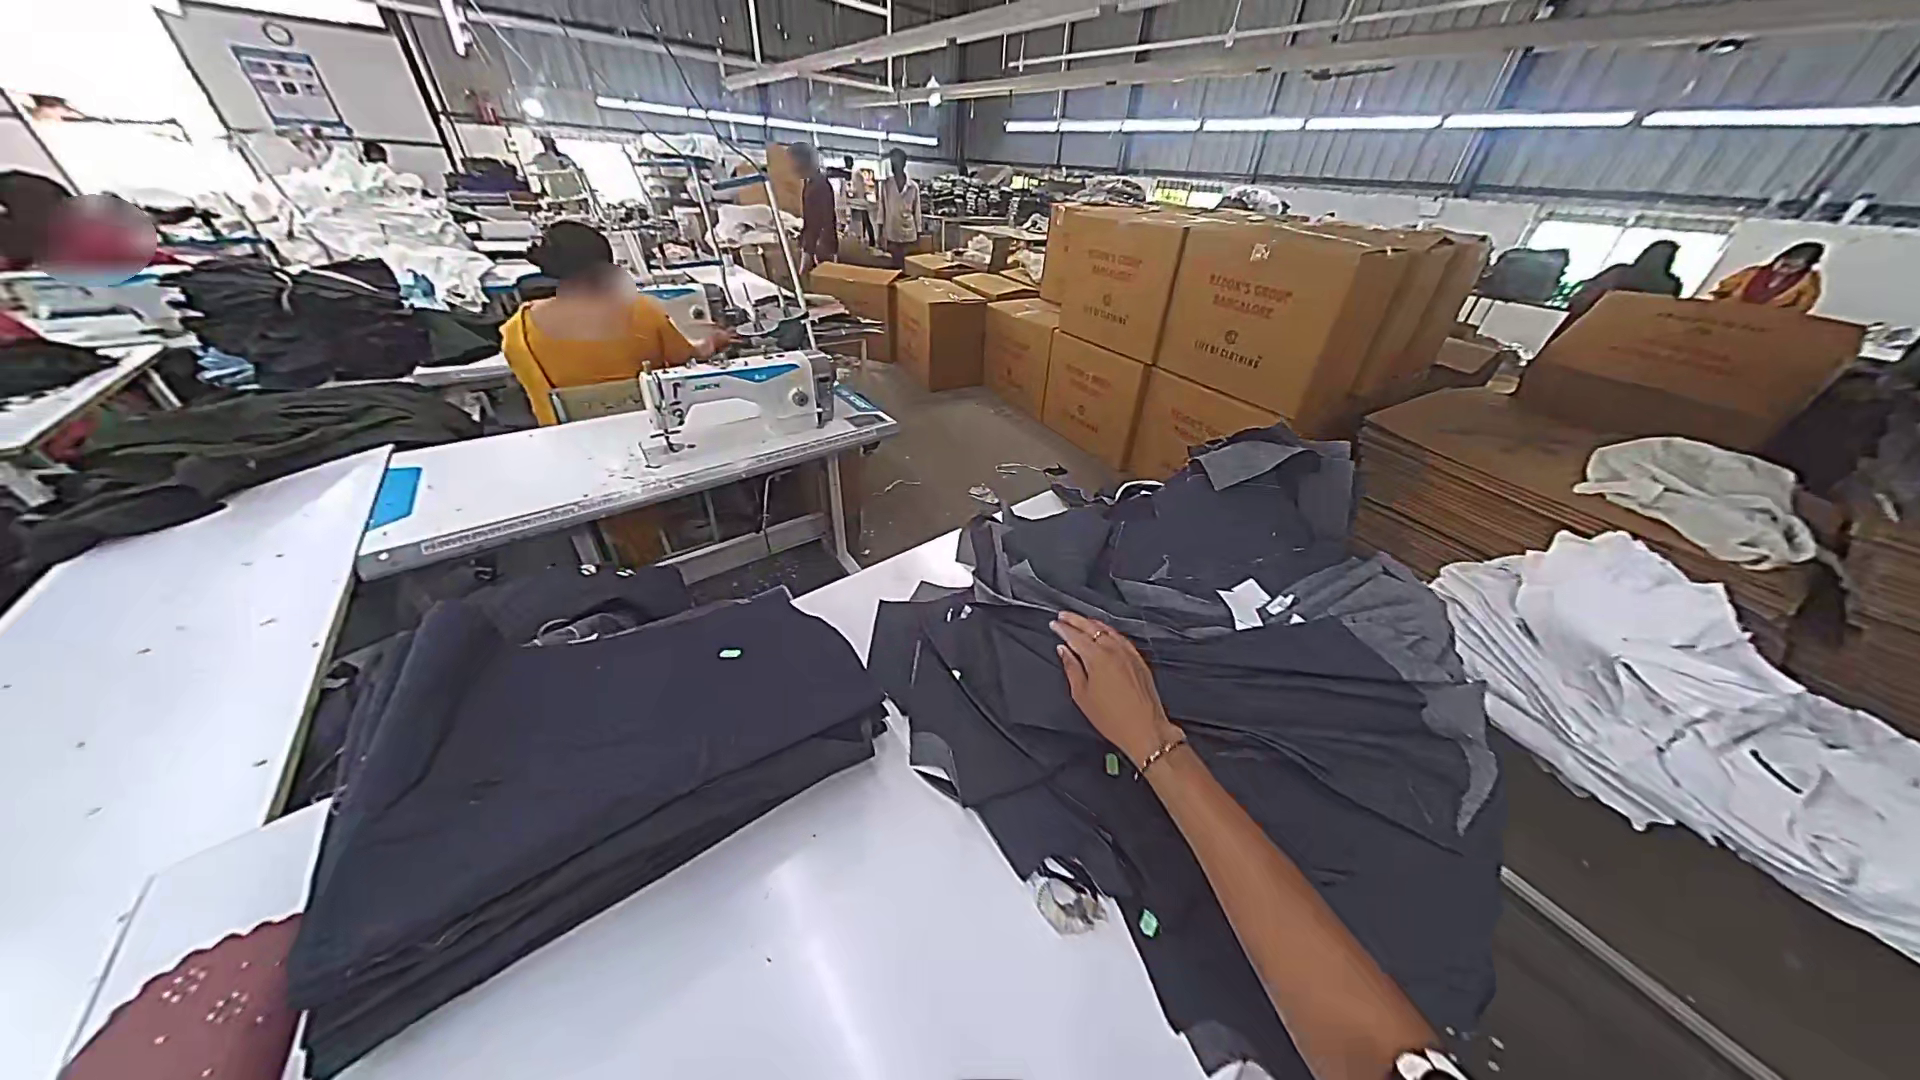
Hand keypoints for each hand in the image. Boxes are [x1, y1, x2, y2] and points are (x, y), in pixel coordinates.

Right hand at [1051, 611, 1183, 767]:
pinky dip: (1109, 631)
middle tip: (1063, 616)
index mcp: (1097, 658)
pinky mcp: (1138, 660)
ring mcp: (1128, 653)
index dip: (1062, 628)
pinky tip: (1105, 632)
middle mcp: (1114, 650)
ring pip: (1107, 630)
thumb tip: (1064, 651)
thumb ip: (1071, 668)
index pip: (1075, 636)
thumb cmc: (1113, 718)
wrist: (1144, 729)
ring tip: (1081, 621)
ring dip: (1092, 623)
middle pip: (1091, 627)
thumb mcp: (1082, 695)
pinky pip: (1121, 637)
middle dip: (1075, 620)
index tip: (1054, 624)